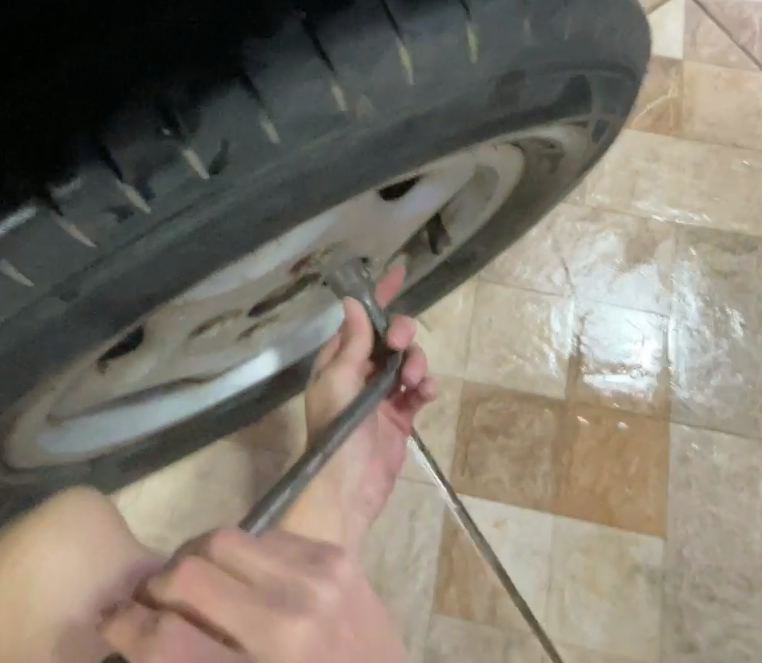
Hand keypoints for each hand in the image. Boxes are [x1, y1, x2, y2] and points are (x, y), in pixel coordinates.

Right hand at [101, 528, 404, 662]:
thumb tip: (144, 637)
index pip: (167, 639)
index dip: (125, 627)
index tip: (113, 622)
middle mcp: (288, 622)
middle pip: (189, 572)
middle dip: (157, 586)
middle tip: (152, 600)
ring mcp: (318, 580)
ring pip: (224, 539)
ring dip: (196, 559)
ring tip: (192, 581)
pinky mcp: (336, 555)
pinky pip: (266, 536)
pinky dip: (243, 555)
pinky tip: (243, 579)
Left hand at [288, 264, 436, 549]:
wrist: (348, 488)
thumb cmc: (335, 431)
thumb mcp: (339, 381)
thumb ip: (352, 343)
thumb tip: (352, 302)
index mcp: (339, 360)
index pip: (361, 319)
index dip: (378, 296)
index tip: (399, 272)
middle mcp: (361, 372)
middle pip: (391, 337)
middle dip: (403, 335)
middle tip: (402, 345)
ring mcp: (382, 394)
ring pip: (408, 361)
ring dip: (417, 363)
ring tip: (414, 381)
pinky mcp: (401, 416)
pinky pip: (418, 389)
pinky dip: (425, 386)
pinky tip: (426, 394)